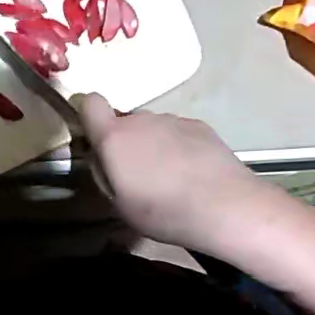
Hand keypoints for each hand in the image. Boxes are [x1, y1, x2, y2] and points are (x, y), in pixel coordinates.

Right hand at [76, 92, 275, 251]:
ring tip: (166, 178)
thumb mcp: (118, 204)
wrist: (224, 206)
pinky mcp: (200, 125)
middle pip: (123, 122)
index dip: (89, 117)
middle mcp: (142, 120)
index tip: (95, 140)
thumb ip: (105, 174)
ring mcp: (173, 120)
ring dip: (152, 145)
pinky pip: (176, 132)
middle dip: (124, 142)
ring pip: (151, 127)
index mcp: (114, 138)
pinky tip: (189, 173)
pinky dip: (177, 146)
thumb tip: (103, 159)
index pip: (91, 103)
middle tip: (135, 175)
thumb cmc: (161, 211)